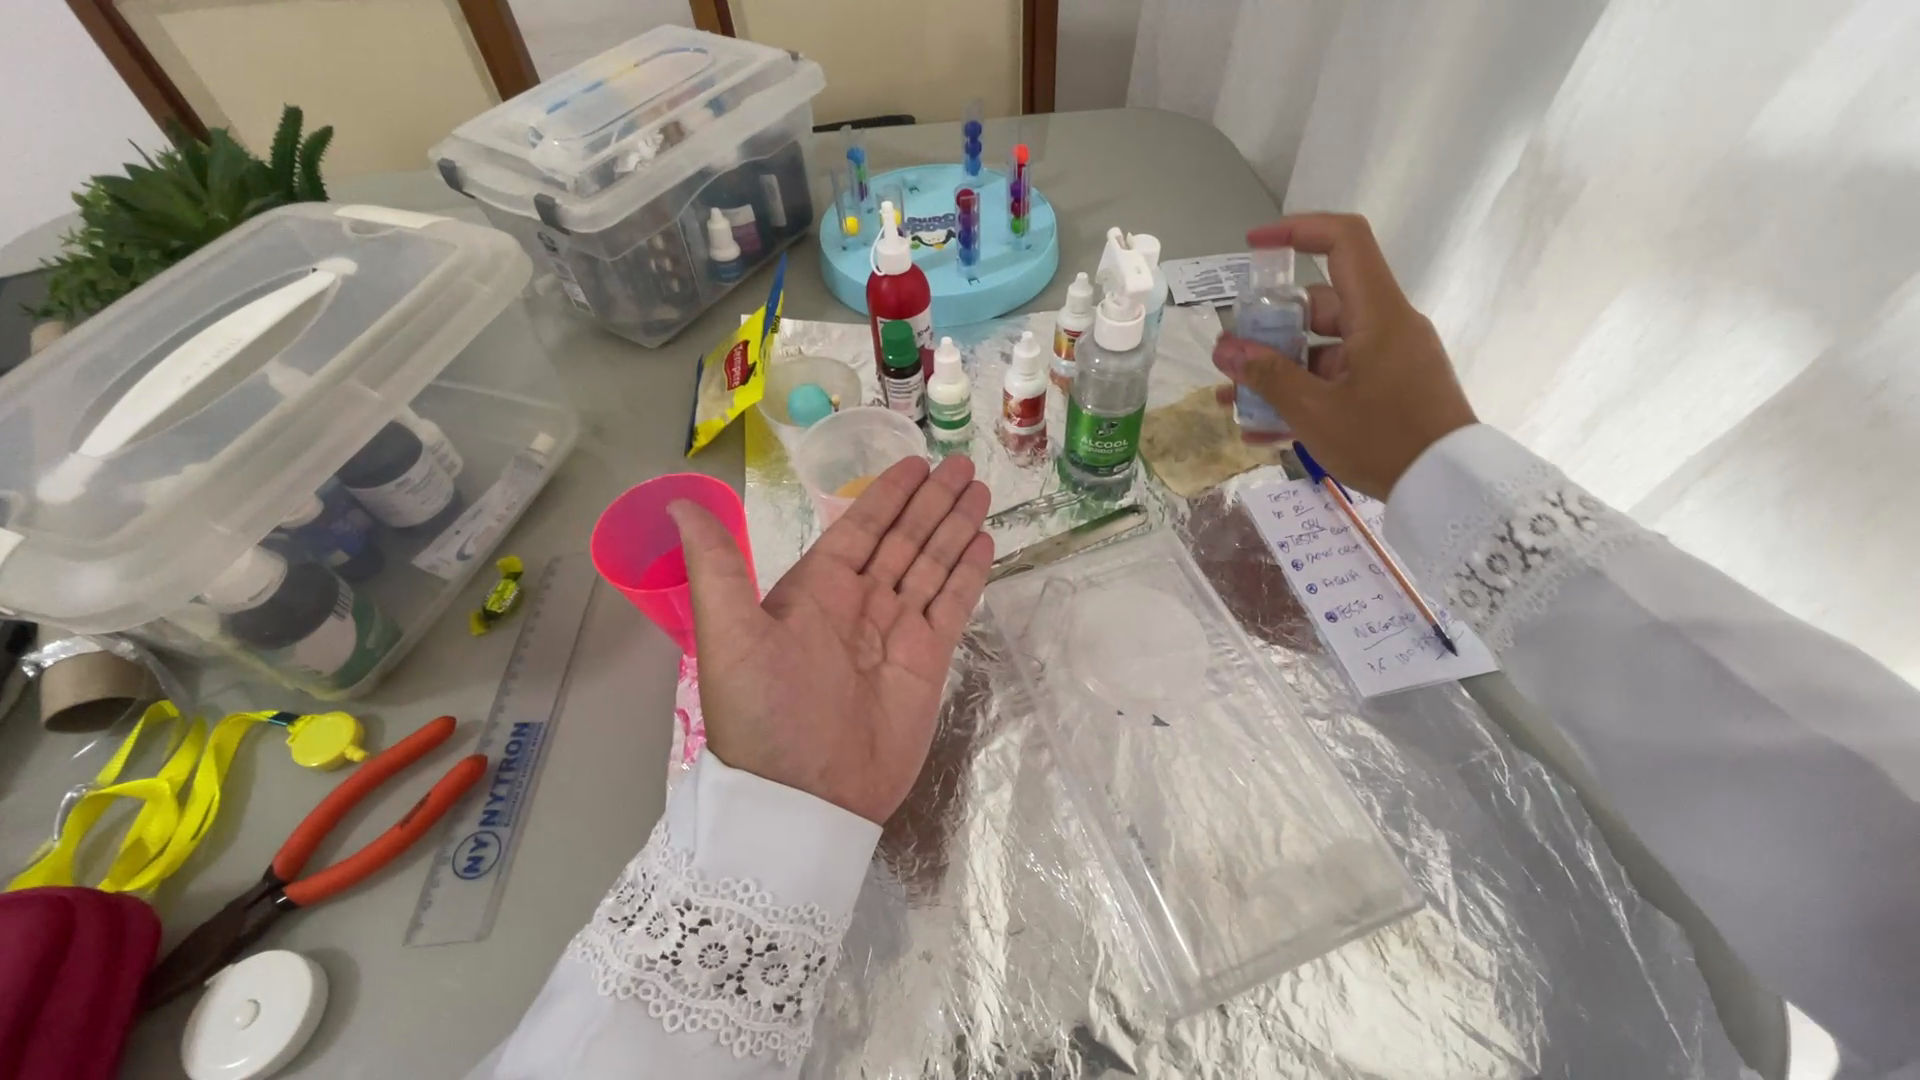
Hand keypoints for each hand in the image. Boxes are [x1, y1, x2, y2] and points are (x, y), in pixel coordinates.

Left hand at [669, 455, 993, 824]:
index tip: (916, 462)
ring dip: (955, 527)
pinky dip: (967, 574)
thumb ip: (716, 565)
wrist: (803, 799)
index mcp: (814, 590)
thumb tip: (679, 505)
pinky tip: (983, 543)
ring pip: (931, 564)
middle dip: (931, 501)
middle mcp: (858, 603)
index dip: (888, 494)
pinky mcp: (928, 663)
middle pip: (903, 538)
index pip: (859, 527)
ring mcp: (896, 632)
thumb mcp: (728, 635)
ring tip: (979, 492)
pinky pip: (951, 605)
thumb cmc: (762, 714)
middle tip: (962, 464)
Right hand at [1212, 213, 1477, 497]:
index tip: (1253, 248)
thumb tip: (1226, 349)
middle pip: (1318, 306)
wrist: (1447, 489)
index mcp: (1377, 315)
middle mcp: (1384, 327)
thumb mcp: (1315, 411)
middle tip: (1227, 359)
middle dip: (1266, 330)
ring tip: (1230, 401)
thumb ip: (1267, 376)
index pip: (1343, 243)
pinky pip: (1334, 380)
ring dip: (1274, 372)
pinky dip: (1299, 396)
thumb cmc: (1383, 441)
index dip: (1297, 232)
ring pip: (1319, 350)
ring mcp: (1386, 359)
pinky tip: (1259, 429)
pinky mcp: (1385, 388)